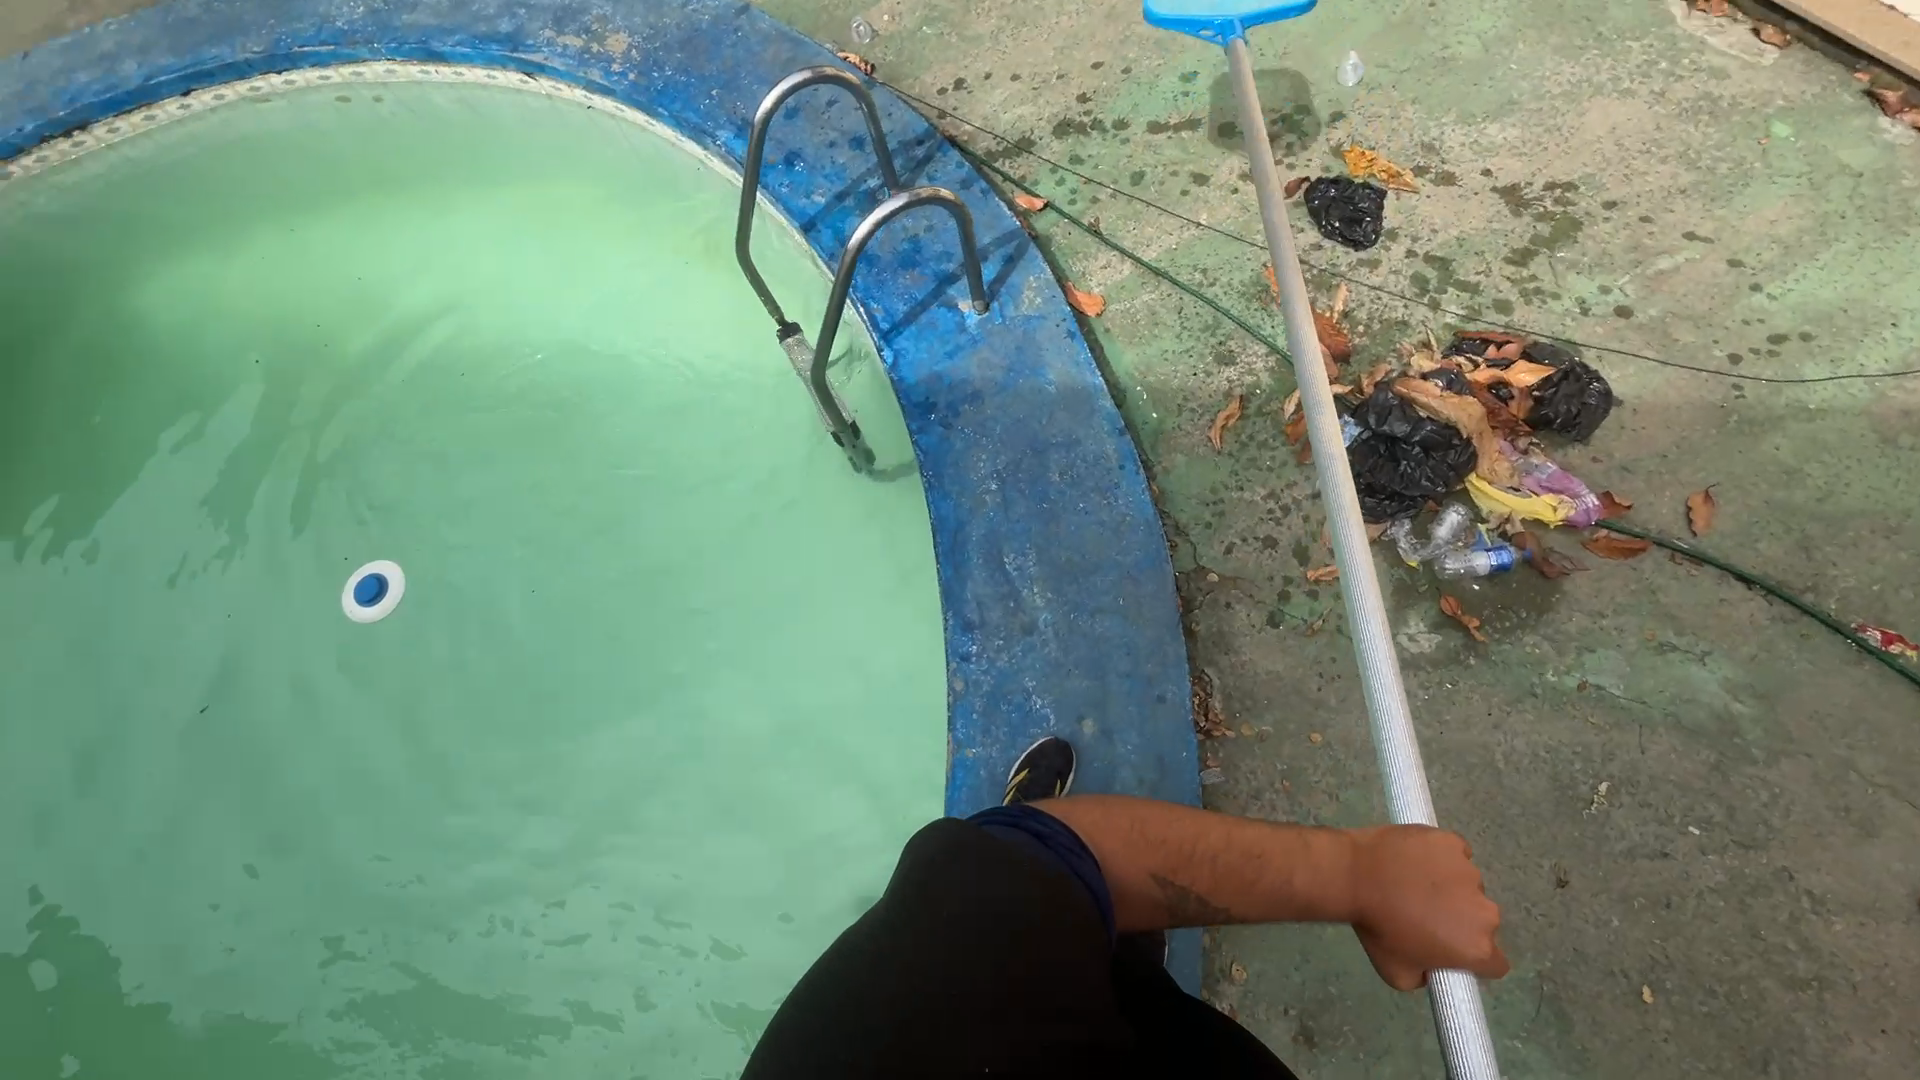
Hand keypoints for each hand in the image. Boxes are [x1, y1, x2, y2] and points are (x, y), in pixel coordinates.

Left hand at [1346, 825, 1508, 990]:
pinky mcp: (1452, 842)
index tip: (1448, 947)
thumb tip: (1432, 969)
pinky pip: (1455, 851)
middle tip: (1422, 909)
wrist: (1352, 876)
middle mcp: (1485, 911)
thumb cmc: (1375, 927)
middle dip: (1459, 918)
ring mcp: (1469, 872)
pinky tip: (1415, 856)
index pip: (1493, 962)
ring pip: (1467, 884)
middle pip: (1481, 920)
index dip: (1472, 958)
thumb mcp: (1398, 975)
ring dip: (1447, 884)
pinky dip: (1440, 854)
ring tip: (1411, 879)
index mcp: (1478, 948)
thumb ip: (1427, 980)